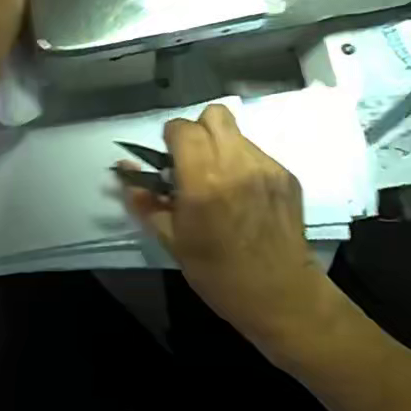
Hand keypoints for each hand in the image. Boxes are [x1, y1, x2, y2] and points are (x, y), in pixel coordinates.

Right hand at [122, 104, 339, 351]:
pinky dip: (243, 164)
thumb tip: (123, 169)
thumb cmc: (218, 274)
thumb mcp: (172, 241)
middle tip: (193, 163)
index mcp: (204, 182)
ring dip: (221, 146)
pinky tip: (244, 195)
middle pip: (213, 115)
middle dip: (197, 132)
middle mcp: (237, 164)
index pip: (182, 128)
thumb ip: (145, 200)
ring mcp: (266, 167)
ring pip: (236, 132)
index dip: (171, 138)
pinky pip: (257, 152)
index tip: (170, 160)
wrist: (281, 295)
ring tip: (220, 181)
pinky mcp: (287, 175)